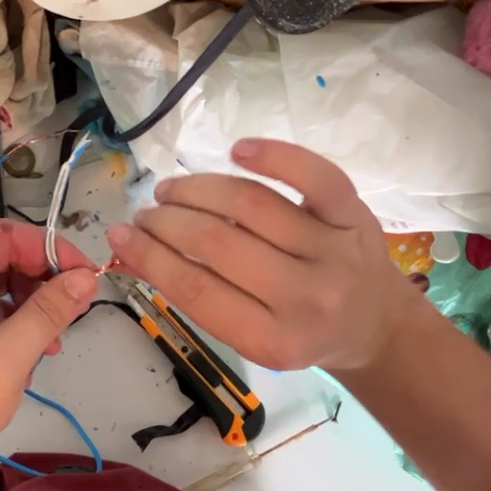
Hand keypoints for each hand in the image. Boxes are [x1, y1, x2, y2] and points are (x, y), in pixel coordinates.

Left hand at [0, 220, 98, 486]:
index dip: (49, 249)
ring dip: (30, 305)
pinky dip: (12, 320)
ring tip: (50, 343)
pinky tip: (30, 351)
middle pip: (1, 255)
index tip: (85, 276)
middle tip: (73, 312)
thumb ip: (49, 312)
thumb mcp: (8, 357)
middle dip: (41, 281)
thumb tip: (87, 278)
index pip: (3, 236)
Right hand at [106, 138, 426, 374]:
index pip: (195, 289)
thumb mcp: (245, 334)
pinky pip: (314, 176)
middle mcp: (306, 296)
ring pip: (252, 205)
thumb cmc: (296, 332)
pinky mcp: (353, 215)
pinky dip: (274, 156)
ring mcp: (333, 251)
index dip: (149, 257)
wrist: (372, 325)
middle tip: (145, 214)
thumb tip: (128, 253)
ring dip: (198, 190)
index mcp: (272, 339)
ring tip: (170, 191)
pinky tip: (237, 151)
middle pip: (218, 243)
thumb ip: (193, 295)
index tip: (118, 236)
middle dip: (167, 222)